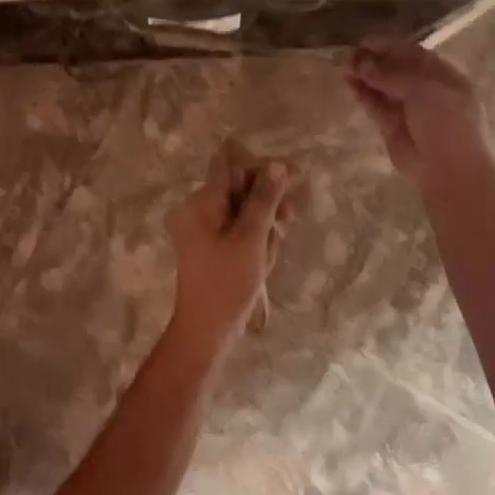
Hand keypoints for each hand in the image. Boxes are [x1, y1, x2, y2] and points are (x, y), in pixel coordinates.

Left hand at [166, 141, 294, 346]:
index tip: (298, 176)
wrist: (206, 329)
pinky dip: (254, 240)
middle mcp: (197, 210)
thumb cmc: (228, 281)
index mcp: (201, 202)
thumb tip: (277, 165)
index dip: (266, 168)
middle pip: (240, 189)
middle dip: (267, 202)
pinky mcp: (211, 248)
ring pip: (242, 212)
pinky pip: (237, 231)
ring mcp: (202, 230)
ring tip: (270, 251)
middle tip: (292, 217)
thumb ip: (264, 199)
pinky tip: (264, 260)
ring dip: (263, 225)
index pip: (234, 167)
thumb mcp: (251, 237)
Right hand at [343, 34, 490, 194]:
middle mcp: (426, 90)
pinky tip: (348, 82)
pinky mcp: (392, 127)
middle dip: (373, 60)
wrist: (448, 169)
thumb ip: (390, 74)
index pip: (414, 54)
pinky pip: (376, 105)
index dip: (390, 45)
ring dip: (364, 76)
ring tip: (342, 65)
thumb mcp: (423, 91)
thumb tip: (360, 62)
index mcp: (444, 77)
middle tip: (348, 53)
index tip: (365, 40)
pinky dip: (363, 94)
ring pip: (383, 87)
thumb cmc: (446, 123)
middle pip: (396, 69)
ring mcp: (409, 109)